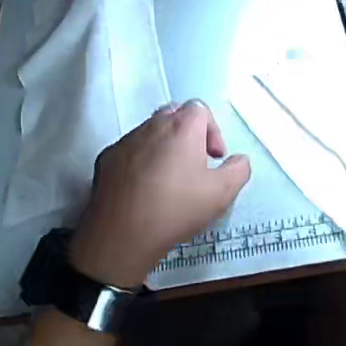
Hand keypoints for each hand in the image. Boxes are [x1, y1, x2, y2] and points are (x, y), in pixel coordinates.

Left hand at [70, 100, 251, 288]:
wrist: (121, 236)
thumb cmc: (174, 210)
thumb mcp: (221, 193)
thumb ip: (239, 169)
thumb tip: (239, 161)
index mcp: (182, 128)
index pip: (201, 109)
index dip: (213, 131)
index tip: (214, 157)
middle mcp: (152, 126)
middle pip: (174, 114)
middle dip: (188, 133)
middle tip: (194, 161)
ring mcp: (126, 141)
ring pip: (150, 131)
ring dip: (164, 146)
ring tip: (170, 178)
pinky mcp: (106, 159)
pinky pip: (130, 149)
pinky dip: (141, 160)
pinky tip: (145, 188)